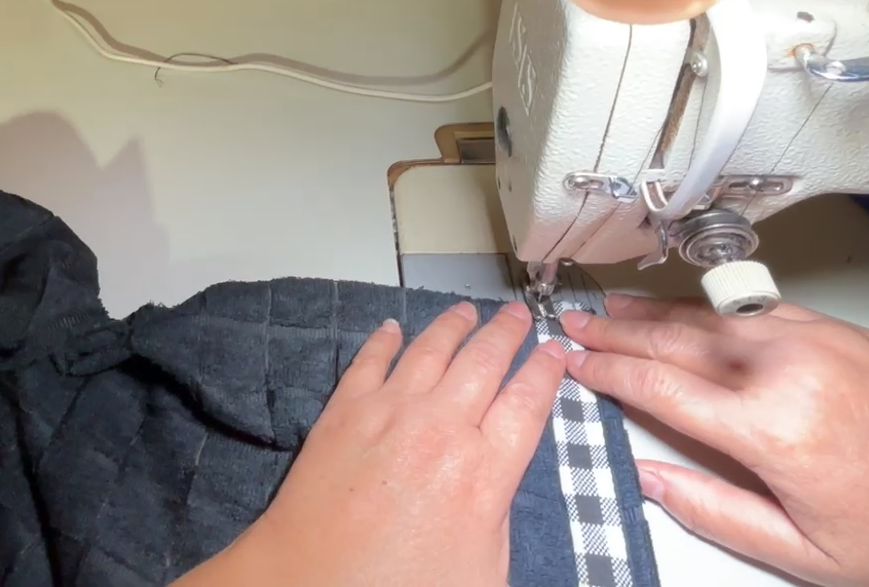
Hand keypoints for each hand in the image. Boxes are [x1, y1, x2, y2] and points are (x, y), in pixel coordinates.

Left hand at [176, 300, 567, 586]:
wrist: (315, 583)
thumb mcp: (484, 567)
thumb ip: (496, 508)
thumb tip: (497, 466)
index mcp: (481, 473)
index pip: (526, 405)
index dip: (544, 372)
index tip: (554, 349)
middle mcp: (438, 427)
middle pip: (482, 363)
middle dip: (505, 333)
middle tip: (517, 313)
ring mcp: (388, 410)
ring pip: (429, 349)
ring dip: (451, 325)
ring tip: (466, 309)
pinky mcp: (344, 407)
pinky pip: (370, 359)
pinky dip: (384, 339)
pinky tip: (393, 327)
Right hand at [562, 295, 868, 586]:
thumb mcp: (807, 553)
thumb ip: (713, 509)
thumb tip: (645, 474)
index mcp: (772, 428)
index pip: (658, 385)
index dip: (605, 369)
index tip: (571, 359)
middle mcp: (786, 368)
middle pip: (673, 338)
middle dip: (615, 329)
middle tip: (574, 321)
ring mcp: (816, 339)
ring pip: (709, 315)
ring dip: (653, 311)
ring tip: (612, 306)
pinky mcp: (843, 328)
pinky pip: (756, 311)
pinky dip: (709, 309)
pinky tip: (686, 310)